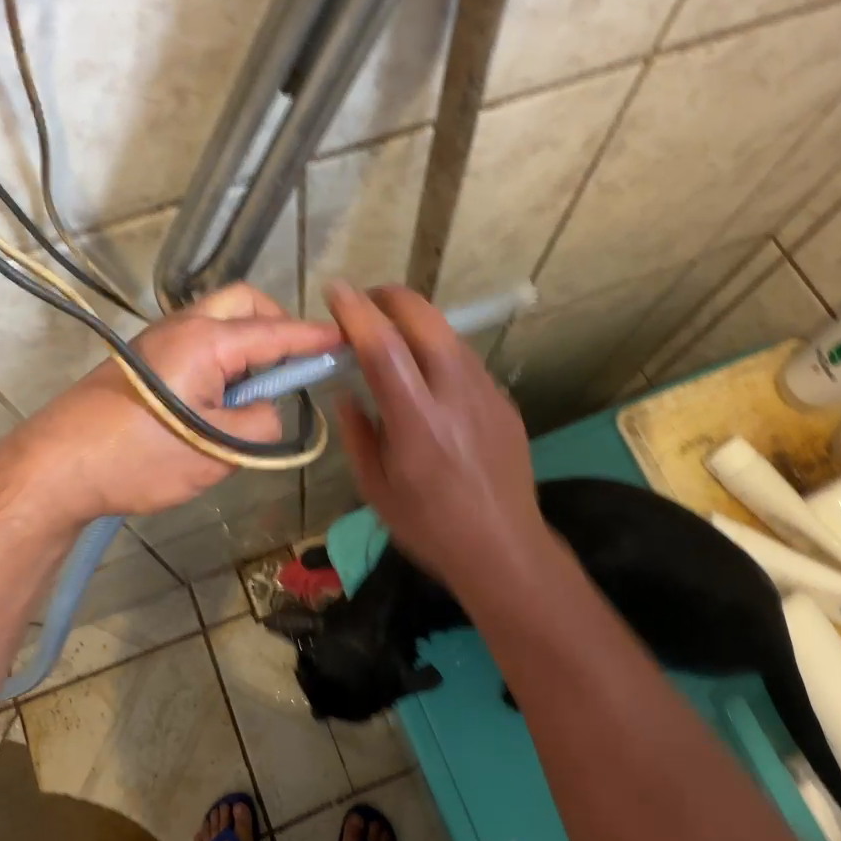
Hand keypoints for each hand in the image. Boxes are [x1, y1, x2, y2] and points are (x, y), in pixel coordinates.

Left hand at [4, 284, 341, 524]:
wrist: (56, 466)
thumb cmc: (138, 458)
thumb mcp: (216, 452)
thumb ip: (260, 425)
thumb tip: (266, 410)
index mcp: (206, 342)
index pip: (275, 333)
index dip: (314, 338)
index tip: (345, 339)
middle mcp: (181, 328)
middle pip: (244, 303)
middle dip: (277, 323)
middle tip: (293, 364)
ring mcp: (158, 341)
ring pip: (217, 321)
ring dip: (247, 342)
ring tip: (256, 391)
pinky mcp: (143, 361)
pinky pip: (196, 342)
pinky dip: (222, 357)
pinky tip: (220, 400)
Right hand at [325, 283, 548, 590]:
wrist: (504, 549)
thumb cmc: (429, 527)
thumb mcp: (375, 488)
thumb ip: (358, 433)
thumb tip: (346, 393)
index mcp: (416, 422)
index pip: (383, 347)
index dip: (356, 312)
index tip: (336, 291)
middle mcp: (455, 397)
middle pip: (426, 320)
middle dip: (391, 298)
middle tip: (366, 304)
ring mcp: (487, 395)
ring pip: (449, 336)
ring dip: (417, 324)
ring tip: (394, 338)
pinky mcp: (504, 402)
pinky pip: (466, 362)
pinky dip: (440, 353)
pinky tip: (429, 377)